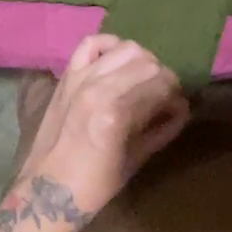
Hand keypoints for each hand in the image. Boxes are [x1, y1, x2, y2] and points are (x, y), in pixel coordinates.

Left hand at [14, 35, 189, 218]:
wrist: (47, 188)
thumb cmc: (94, 184)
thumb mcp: (135, 160)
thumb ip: (162, 129)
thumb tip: (183, 109)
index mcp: (117, 112)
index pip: (161, 85)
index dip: (176, 95)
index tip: (178, 108)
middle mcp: (98, 87)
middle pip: (148, 63)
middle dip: (163, 78)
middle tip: (164, 96)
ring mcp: (80, 77)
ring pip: (126, 48)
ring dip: (142, 61)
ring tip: (143, 80)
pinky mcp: (67, 74)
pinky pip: (91, 43)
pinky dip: (109, 45)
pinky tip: (118, 60)